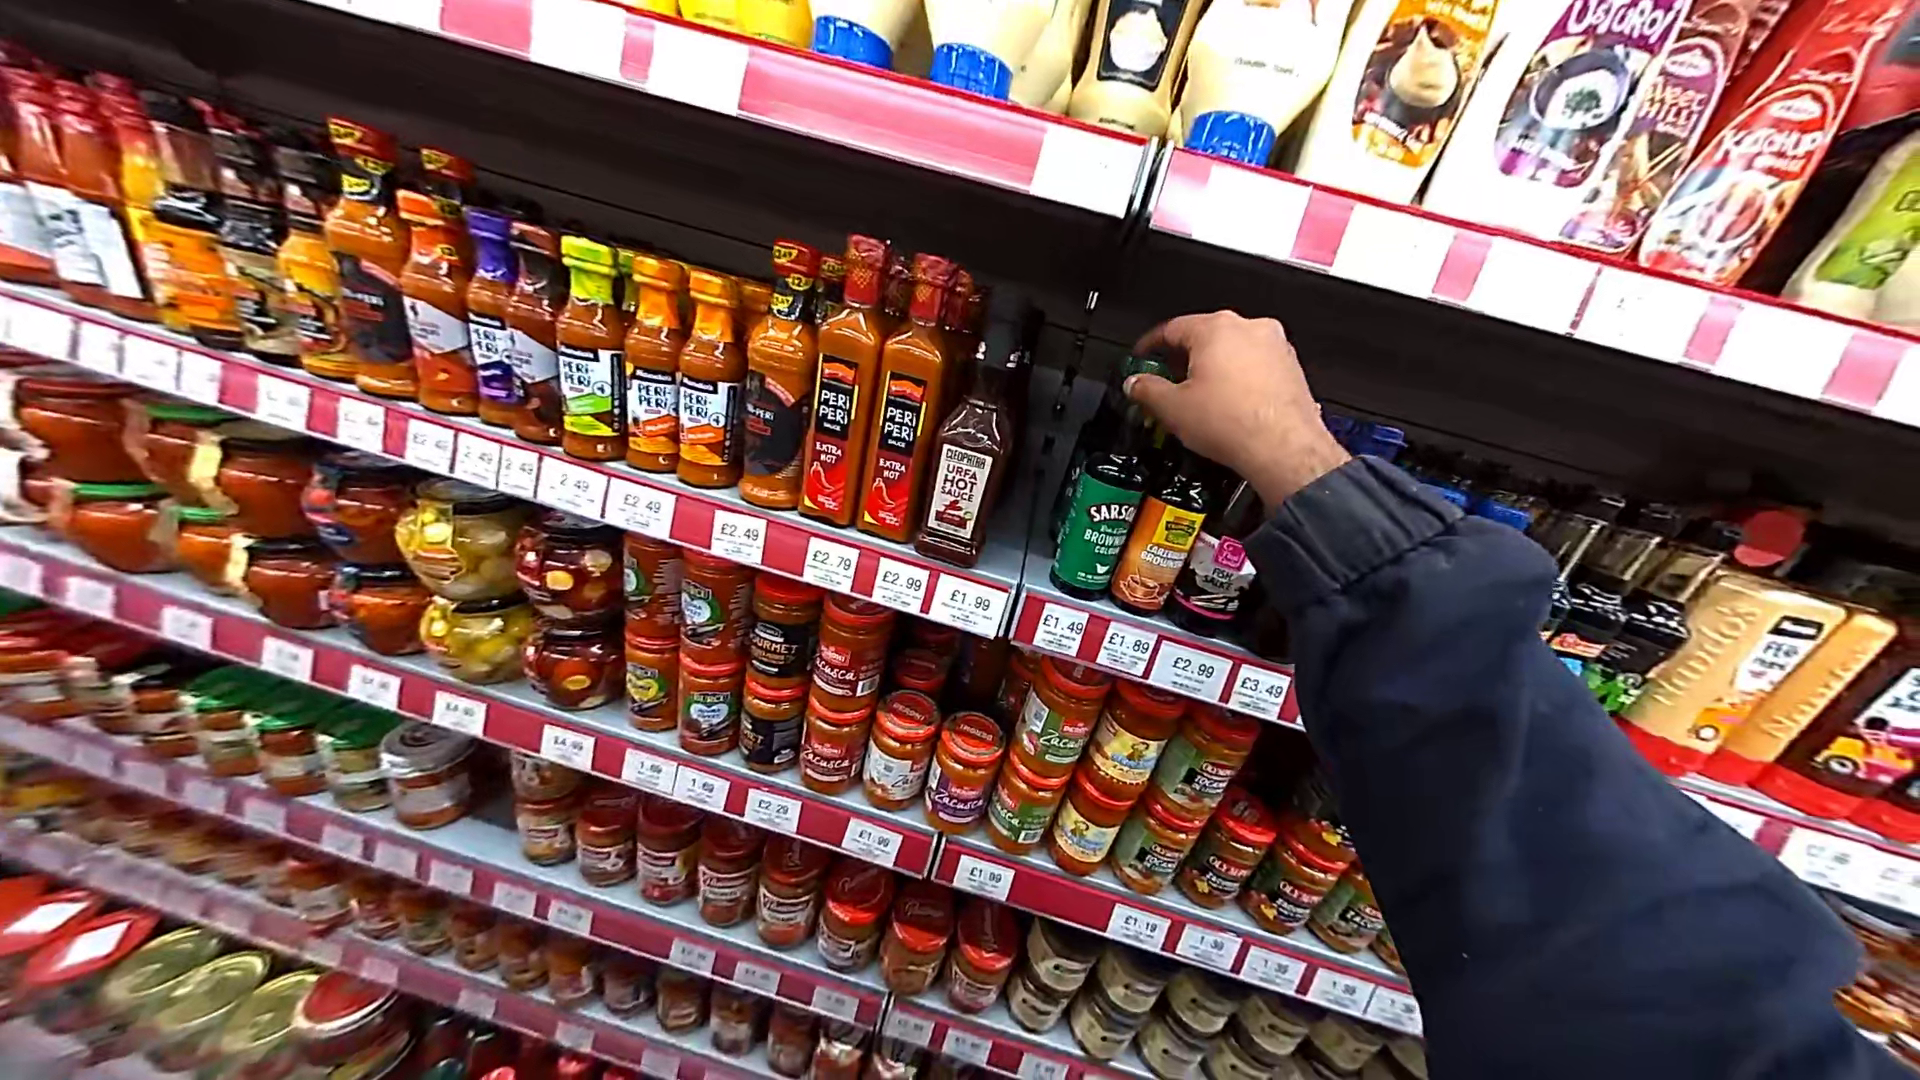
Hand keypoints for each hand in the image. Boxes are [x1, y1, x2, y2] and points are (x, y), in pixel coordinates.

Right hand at [1127, 311, 1349, 504]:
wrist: (1282, 448)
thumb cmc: (1235, 424)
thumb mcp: (1172, 408)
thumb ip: (1146, 390)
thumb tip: (1136, 384)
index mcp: (1216, 330)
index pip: (1172, 328)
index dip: (1150, 345)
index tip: (1143, 356)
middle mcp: (1249, 329)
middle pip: (1203, 336)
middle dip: (1181, 359)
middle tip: (1166, 382)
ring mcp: (1274, 346)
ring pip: (1231, 350)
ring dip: (1210, 369)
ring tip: (1197, 399)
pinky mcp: (1290, 367)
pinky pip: (1253, 365)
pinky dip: (1236, 379)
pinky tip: (1225, 405)